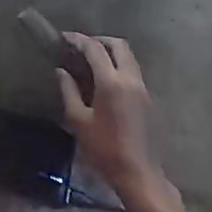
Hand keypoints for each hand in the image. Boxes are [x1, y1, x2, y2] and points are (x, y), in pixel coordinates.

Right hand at [56, 33, 162, 192]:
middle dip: (99, 41)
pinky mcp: (149, 100)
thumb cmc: (104, 148)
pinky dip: (119, 67)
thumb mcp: (78, 120)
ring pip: (130, 58)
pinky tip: (105, 81)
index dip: (79, 40)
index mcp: (111, 82)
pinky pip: (134, 73)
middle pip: (119, 46)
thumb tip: (62, 71)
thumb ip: (69, 91)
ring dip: (111, 53)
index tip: (64, 38)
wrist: (139, 173)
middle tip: (81, 46)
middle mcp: (131, 80)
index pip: (95, 49)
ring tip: (92, 61)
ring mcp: (144, 89)